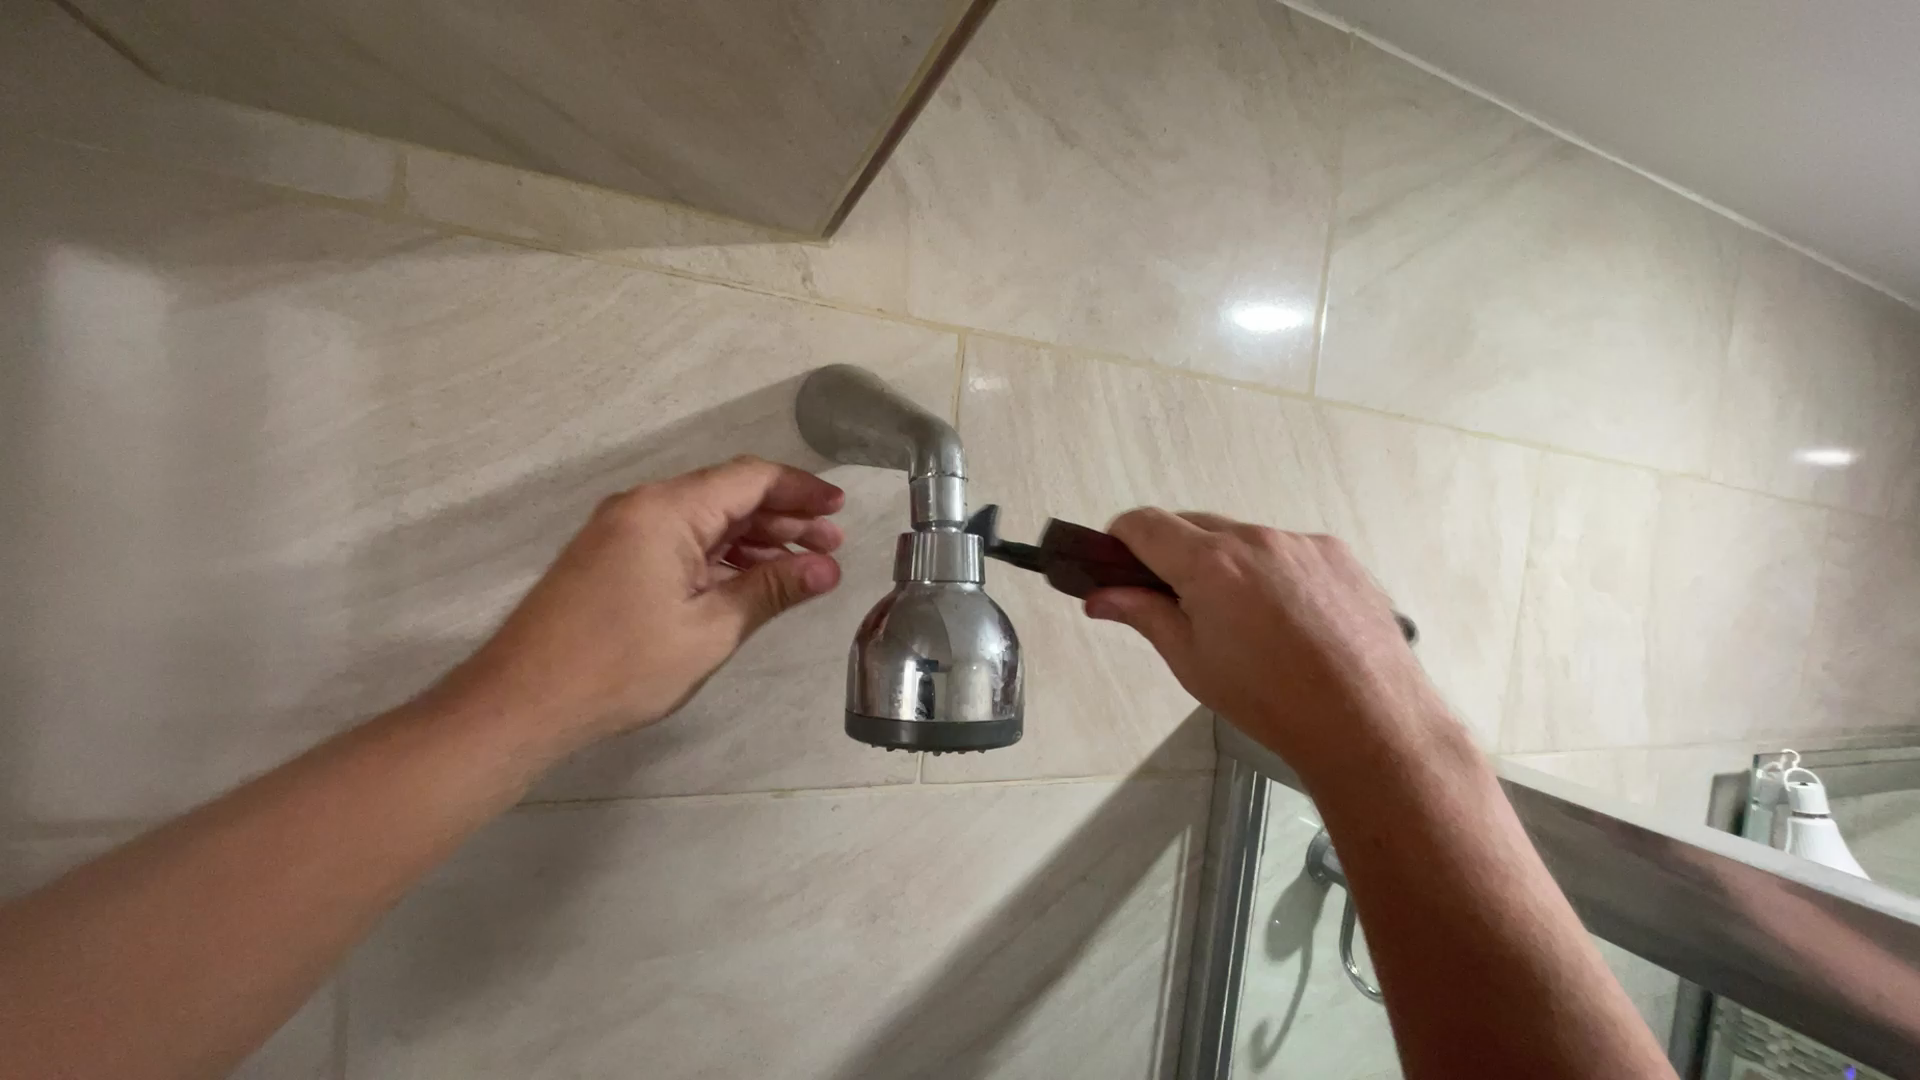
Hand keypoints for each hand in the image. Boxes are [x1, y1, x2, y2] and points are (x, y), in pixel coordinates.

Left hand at [436, 456, 845, 757]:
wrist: (520, 703)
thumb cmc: (622, 665)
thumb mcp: (710, 629)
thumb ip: (772, 589)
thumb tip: (827, 569)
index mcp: (667, 510)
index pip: (749, 478)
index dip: (801, 489)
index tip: (841, 509)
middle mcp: (643, 506)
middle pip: (728, 495)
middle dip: (784, 516)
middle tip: (830, 546)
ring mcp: (623, 531)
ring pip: (705, 519)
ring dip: (755, 537)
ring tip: (801, 566)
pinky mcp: (613, 557)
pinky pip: (680, 540)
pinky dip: (721, 555)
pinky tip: (750, 580)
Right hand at [1084, 508, 1457, 771]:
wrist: (1368, 719)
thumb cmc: (1266, 699)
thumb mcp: (1191, 662)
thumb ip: (1143, 615)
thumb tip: (1098, 597)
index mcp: (1209, 563)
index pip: (1145, 524)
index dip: (1120, 537)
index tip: (1116, 562)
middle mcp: (1254, 538)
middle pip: (1193, 525)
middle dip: (1173, 552)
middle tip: (1178, 601)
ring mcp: (1301, 541)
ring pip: (1241, 537)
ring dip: (1225, 561)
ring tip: (1244, 618)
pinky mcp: (1337, 552)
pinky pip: (1285, 548)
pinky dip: (1270, 570)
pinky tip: (1288, 617)